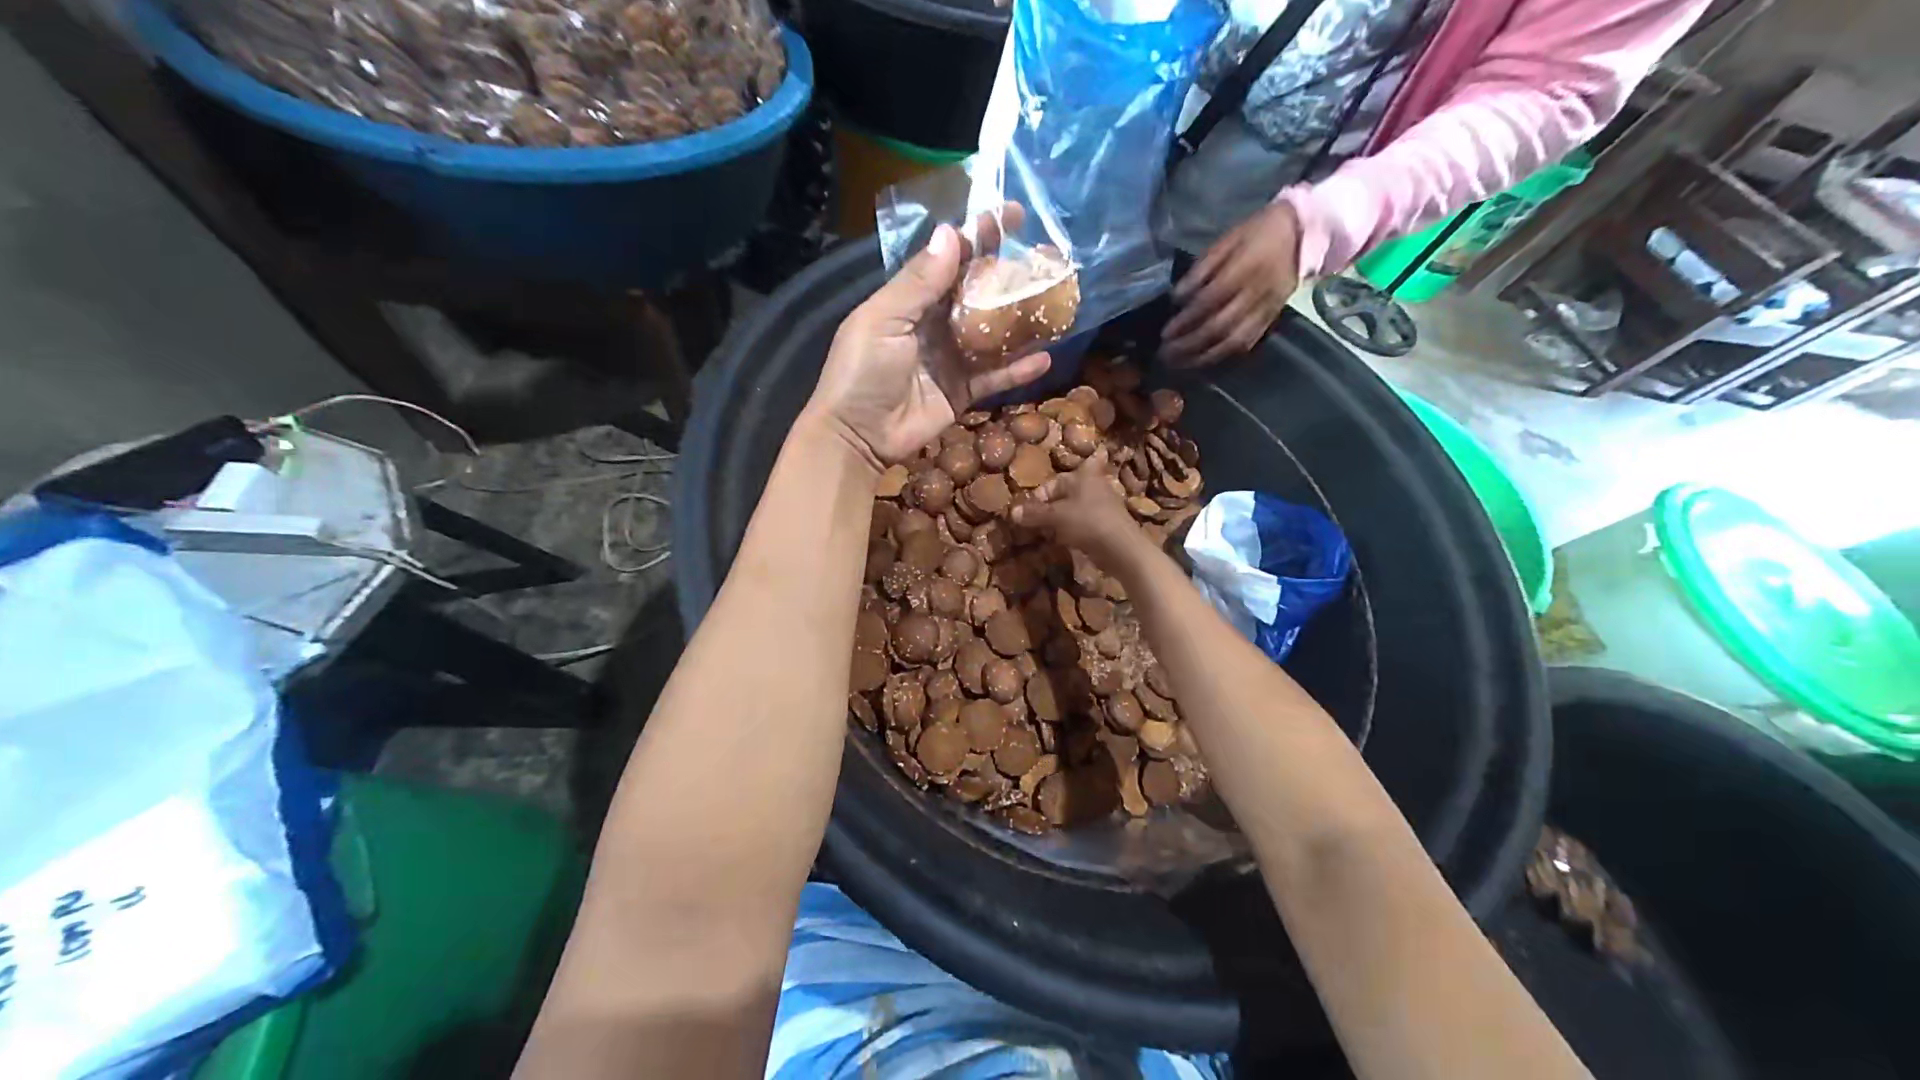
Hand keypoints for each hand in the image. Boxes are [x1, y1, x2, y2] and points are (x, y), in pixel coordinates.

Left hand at [805, 212, 1050, 469]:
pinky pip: (995, 377)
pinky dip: (1018, 369)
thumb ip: (919, 281)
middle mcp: (934, 324)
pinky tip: (1045, 356)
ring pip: (993, 334)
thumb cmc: (862, 371)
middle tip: (1046, 257)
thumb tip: (952, 232)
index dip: (979, 237)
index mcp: (911, 300)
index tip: (1013, 215)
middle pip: (978, 293)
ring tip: (1056, 301)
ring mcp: (951, 359)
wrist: (858, 435)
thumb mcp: (884, 320)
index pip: (950, 260)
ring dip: (1021, 319)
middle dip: (1009, 274)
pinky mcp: (963, 392)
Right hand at [1010, 451, 1148, 570]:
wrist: (1122, 548)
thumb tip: (1011, 512)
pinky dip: (1071, 530)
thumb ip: (1034, 513)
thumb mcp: (1056, 516)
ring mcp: (1102, 505)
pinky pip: (1082, 523)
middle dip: (1048, 509)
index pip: (1053, 481)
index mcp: (1083, 475)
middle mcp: (1093, 485)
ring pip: (1073, 510)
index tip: (1027, 512)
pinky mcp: (1106, 523)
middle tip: (1035, 524)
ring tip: (1047, 534)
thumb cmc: (1088, 522)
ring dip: (1058, 521)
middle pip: (1064, 495)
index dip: (1038, 496)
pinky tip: (1064, 542)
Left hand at [1159, 201, 1300, 367]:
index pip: (1210, 301)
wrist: (1303, 233)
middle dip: (1189, 344)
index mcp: (1244, 269)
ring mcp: (1266, 308)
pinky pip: (1248, 342)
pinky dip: (1224, 354)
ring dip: (1203, 356)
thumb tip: (1177, 297)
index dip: (1186, 319)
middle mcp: (1256, 292)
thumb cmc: (1257, 232)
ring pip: (1233, 341)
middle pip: (1219, 326)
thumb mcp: (1227, 240)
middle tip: (1166, 354)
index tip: (1165, 332)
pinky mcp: (1272, 318)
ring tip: (1180, 363)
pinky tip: (1205, 360)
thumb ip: (1202, 269)